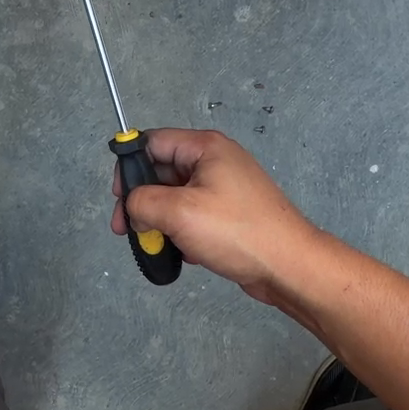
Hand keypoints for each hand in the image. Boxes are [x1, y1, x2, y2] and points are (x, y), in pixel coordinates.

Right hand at [110, 129, 325, 304]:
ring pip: (175, 196)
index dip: (130, 166)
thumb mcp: (178, 212)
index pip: (152, 142)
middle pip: (162, 170)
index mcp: (205, 147)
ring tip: (154, 245)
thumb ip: (142, 202)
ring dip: (160, 220)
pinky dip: (181, 231)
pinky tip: (182, 253)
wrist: (289, 267)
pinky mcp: (230, 214)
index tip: (119, 197)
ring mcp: (224, 188)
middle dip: (141, 200)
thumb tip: (132, 207)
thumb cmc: (237, 232)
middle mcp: (215, 161)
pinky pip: (193, 215)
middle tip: (126, 229)